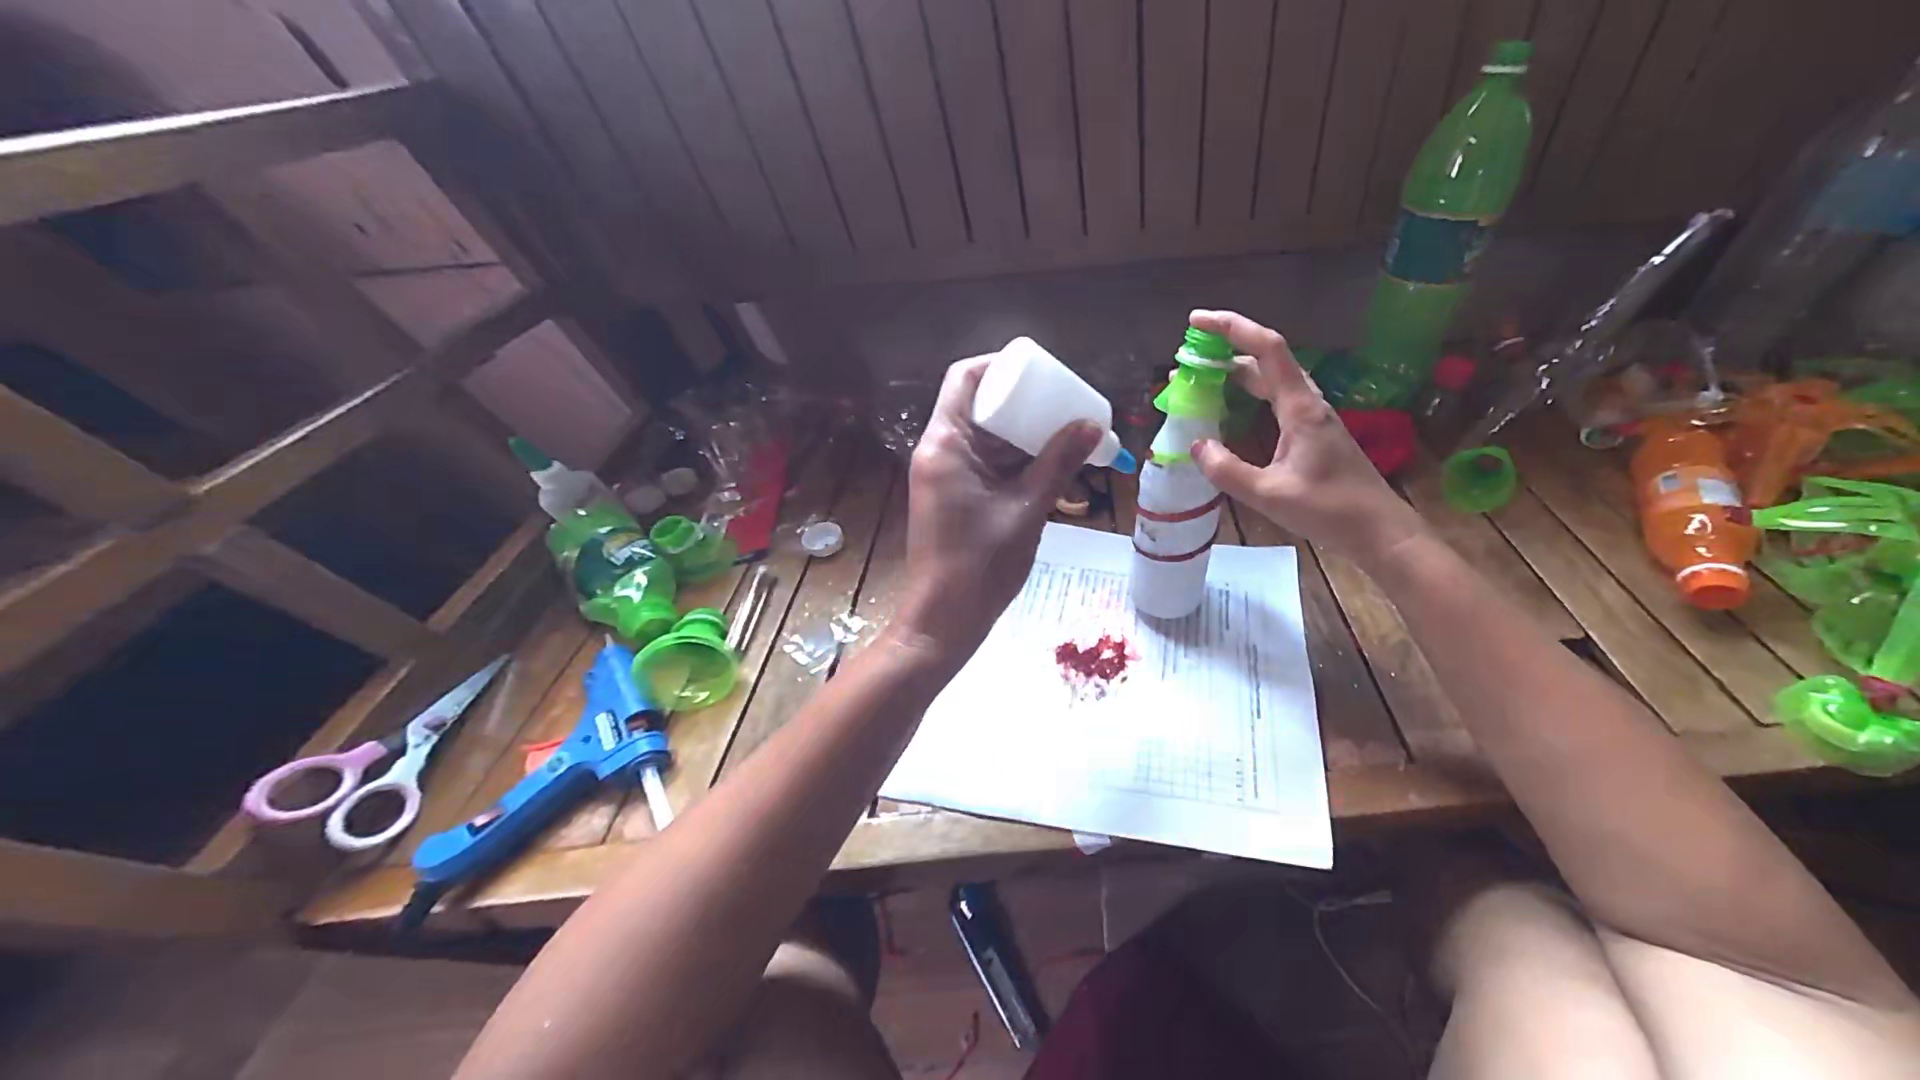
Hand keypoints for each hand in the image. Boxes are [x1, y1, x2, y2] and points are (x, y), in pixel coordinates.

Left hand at [896, 356, 1099, 659]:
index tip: (1042, 374)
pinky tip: (1048, 465)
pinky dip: (1013, 460)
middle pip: (978, 406)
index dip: (1002, 366)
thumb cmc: (982, 564)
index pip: (966, 378)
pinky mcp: (952, 495)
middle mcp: (937, 451)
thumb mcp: (1027, 508)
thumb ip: (1059, 463)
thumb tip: (1092, 426)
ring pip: (983, 436)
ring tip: (1065, 434)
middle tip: (1064, 406)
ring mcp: (942, 475)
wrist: (946, 618)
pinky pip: (983, 463)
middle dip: (1023, 404)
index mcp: (945, 444)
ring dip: (1021, 435)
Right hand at [1185, 309, 1429, 566]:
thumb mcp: (1269, 494)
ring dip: (1234, 373)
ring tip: (1199, 379)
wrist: (1379, 531)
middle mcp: (1307, 404)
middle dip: (1225, 349)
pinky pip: (1273, 401)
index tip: (1196, 321)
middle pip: (1265, 360)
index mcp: (1301, 409)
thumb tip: (1195, 446)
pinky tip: (1227, 410)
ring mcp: (1310, 418)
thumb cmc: (1330, 510)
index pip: (1267, 349)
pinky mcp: (1310, 433)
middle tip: (1187, 357)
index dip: (1232, 328)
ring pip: (1269, 380)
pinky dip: (1246, 396)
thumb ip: (1227, 470)